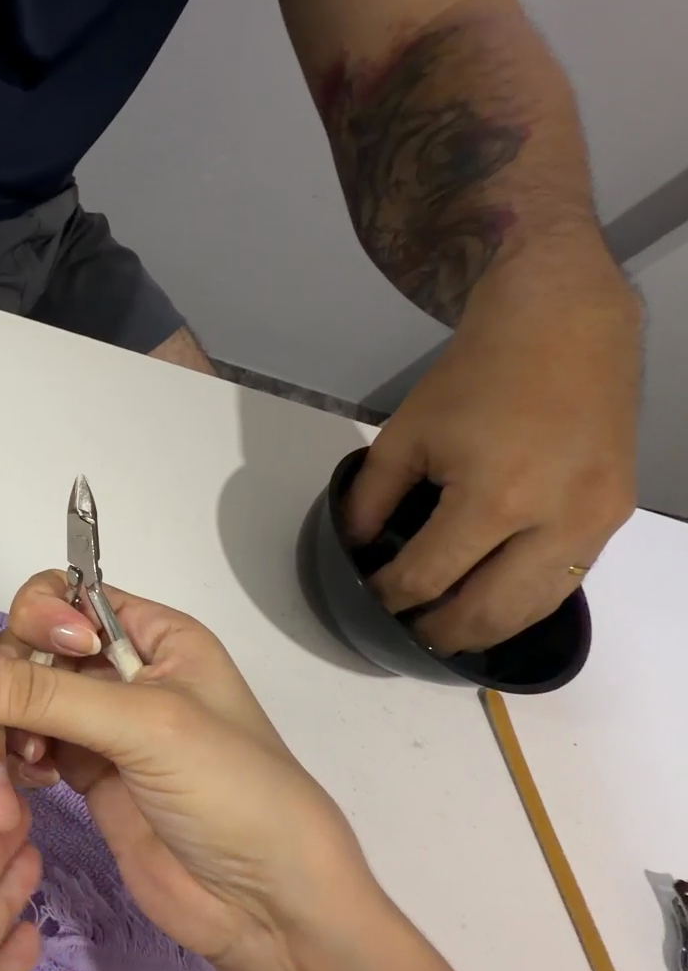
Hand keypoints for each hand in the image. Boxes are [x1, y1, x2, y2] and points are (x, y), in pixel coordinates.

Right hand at [0, 572, 372, 963]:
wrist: (270, 913)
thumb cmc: (229, 793)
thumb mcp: (142, 725)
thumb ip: (40, 693)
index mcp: (155, 636)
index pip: (68, 596)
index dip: (42, 615)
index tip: (43, 653)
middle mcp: (120, 670)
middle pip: (30, 645)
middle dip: (10, 677)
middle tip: (9, 720)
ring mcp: (97, 723)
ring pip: (18, 696)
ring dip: (5, 721)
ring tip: (24, 758)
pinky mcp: (79, 770)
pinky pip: (21, 742)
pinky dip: (12, 754)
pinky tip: (26, 780)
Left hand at [345, 280, 639, 652]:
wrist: (563, 334)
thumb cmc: (471, 383)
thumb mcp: (400, 441)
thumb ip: (370, 501)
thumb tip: (354, 547)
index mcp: (494, 500)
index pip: (429, 576)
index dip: (390, 596)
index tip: (368, 600)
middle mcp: (557, 521)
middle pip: (492, 608)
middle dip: (442, 631)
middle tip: (405, 636)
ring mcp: (597, 521)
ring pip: (539, 603)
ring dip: (489, 628)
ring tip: (443, 633)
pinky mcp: (616, 514)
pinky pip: (568, 578)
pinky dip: (526, 601)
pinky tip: (490, 603)